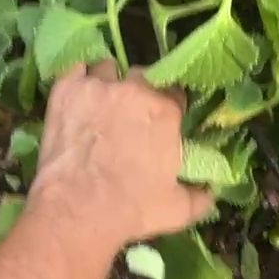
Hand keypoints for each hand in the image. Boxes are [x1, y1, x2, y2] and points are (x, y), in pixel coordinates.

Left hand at [26, 61, 215, 257]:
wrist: (77, 209)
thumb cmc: (131, 209)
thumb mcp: (177, 210)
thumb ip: (200, 197)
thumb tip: (211, 192)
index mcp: (165, 111)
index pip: (174, 93)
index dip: (168, 106)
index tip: (160, 122)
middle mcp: (135, 90)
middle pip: (143, 76)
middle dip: (140, 91)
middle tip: (130, 115)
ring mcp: (99, 86)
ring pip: (108, 69)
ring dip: (108, 82)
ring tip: (100, 104)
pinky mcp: (67, 89)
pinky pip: (77, 68)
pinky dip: (79, 79)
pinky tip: (78, 95)